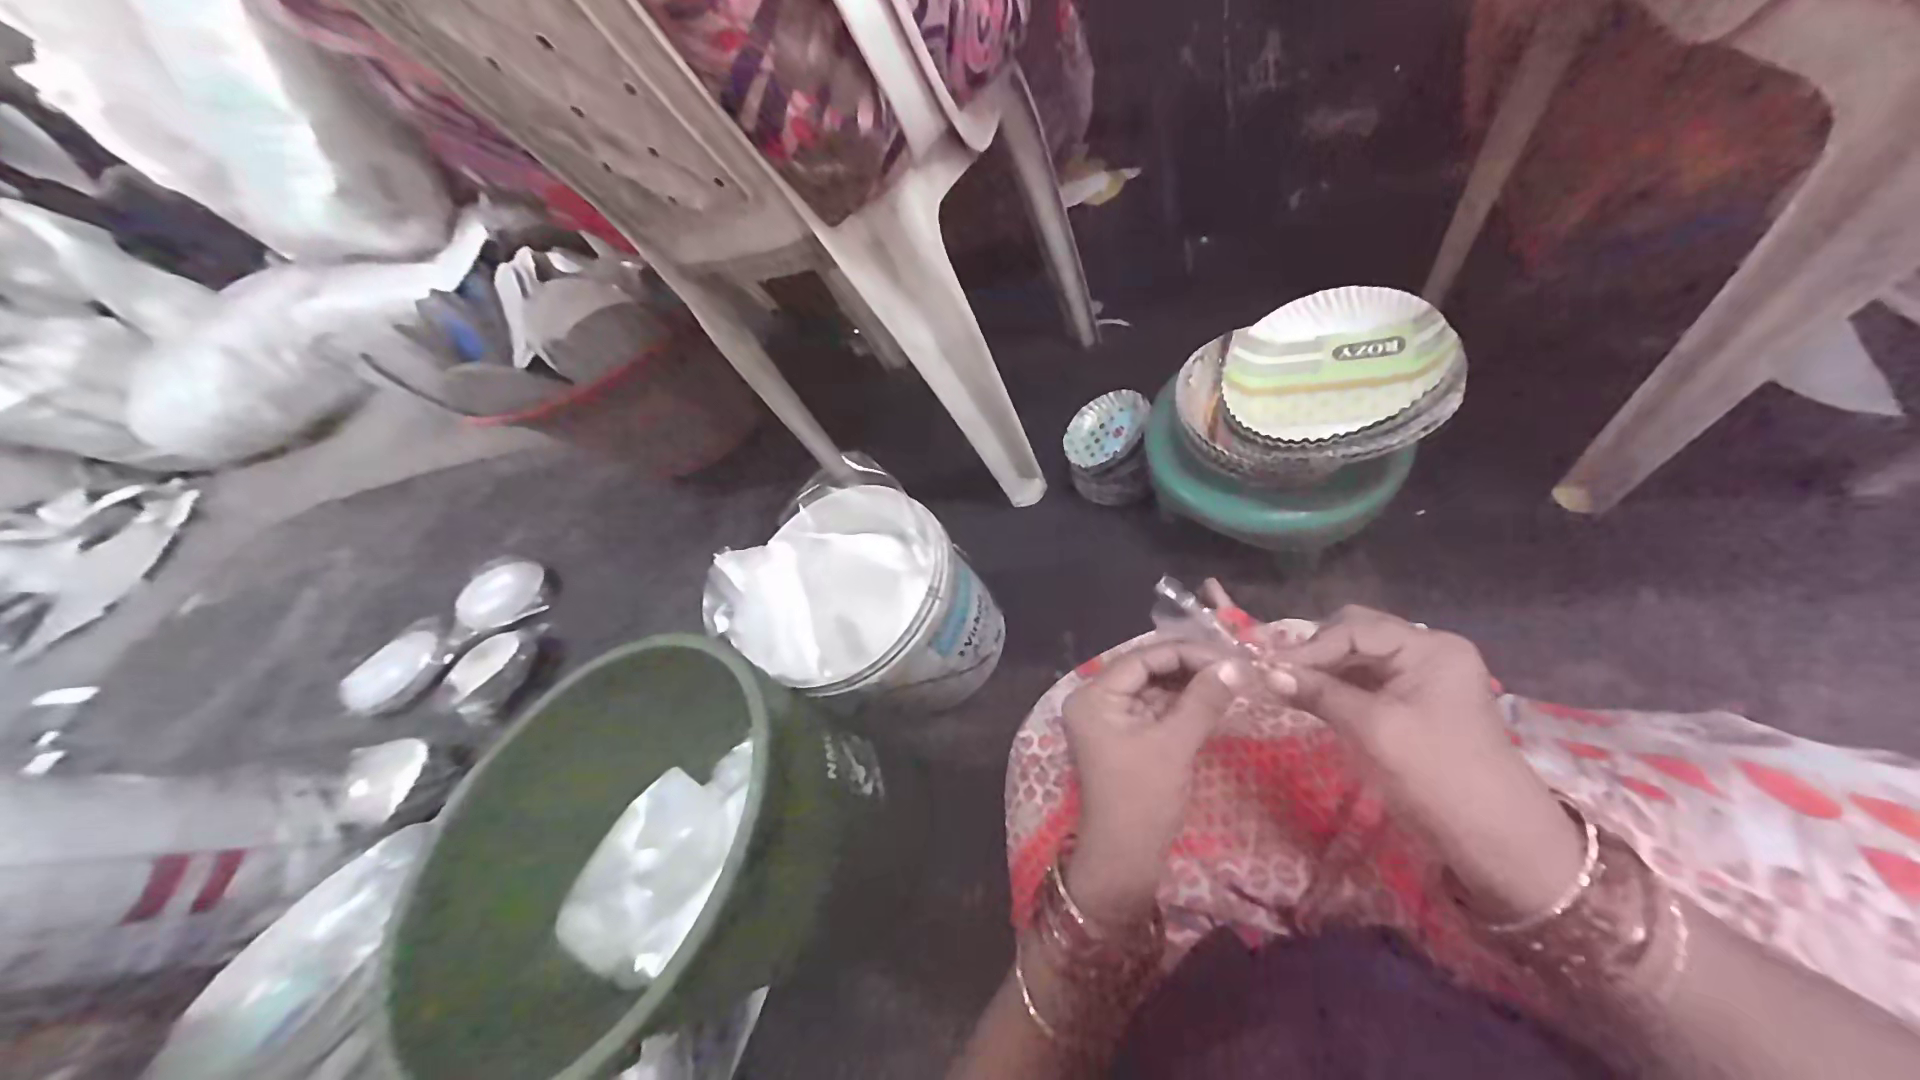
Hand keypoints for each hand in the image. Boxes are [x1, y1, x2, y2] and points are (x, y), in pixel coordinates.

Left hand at [1059, 642, 1242, 924]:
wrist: (1124, 859)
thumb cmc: (1142, 798)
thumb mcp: (1174, 744)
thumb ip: (1203, 700)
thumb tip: (1237, 665)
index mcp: (1094, 696)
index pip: (1142, 658)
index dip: (1186, 653)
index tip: (1230, 657)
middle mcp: (1095, 700)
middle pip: (1147, 670)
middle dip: (1190, 667)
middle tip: (1235, 667)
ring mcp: (1109, 719)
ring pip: (1153, 688)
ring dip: (1189, 684)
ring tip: (1231, 680)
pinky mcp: (1125, 736)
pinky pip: (1154, 709)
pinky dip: (1182, 704)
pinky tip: (1212, 699)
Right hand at [1225, 595, 1585, 921]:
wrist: (1496, 840)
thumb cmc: (1437, 775)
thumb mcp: (1372, 728)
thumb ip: (1318, 693)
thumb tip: (1265, 673)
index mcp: (1430, 648)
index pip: (1354, 629)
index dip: (1308, 647)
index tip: (1267, 667)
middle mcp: (1427, 651)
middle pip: (1354, 633)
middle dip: (1312, 650)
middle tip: (1272, 669)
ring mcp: (1421, 676)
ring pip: (1355, 656)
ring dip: (1319, 667)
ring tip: (1281, 681)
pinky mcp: (1412, 701)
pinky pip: (1363, 679)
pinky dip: (1333, 684)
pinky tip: (1306, 694)